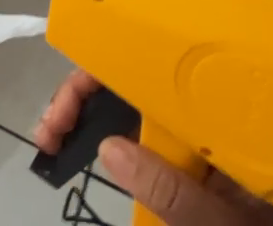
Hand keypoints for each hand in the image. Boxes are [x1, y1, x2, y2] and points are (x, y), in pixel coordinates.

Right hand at [34, 70, 272, 225]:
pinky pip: (132, 140)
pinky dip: (96, 138)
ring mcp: (191, 148)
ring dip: (82, 116)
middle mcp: (204, 127)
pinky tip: (74, 146)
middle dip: (82, 96)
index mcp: (224, 128)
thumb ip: (174, 194)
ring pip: (126, 112)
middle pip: (132, 88)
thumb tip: (108, 148)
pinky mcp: (179, 168)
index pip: (157, 79)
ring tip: (51, 137)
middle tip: (49, 128)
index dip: (104, 78)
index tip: (67, 105)